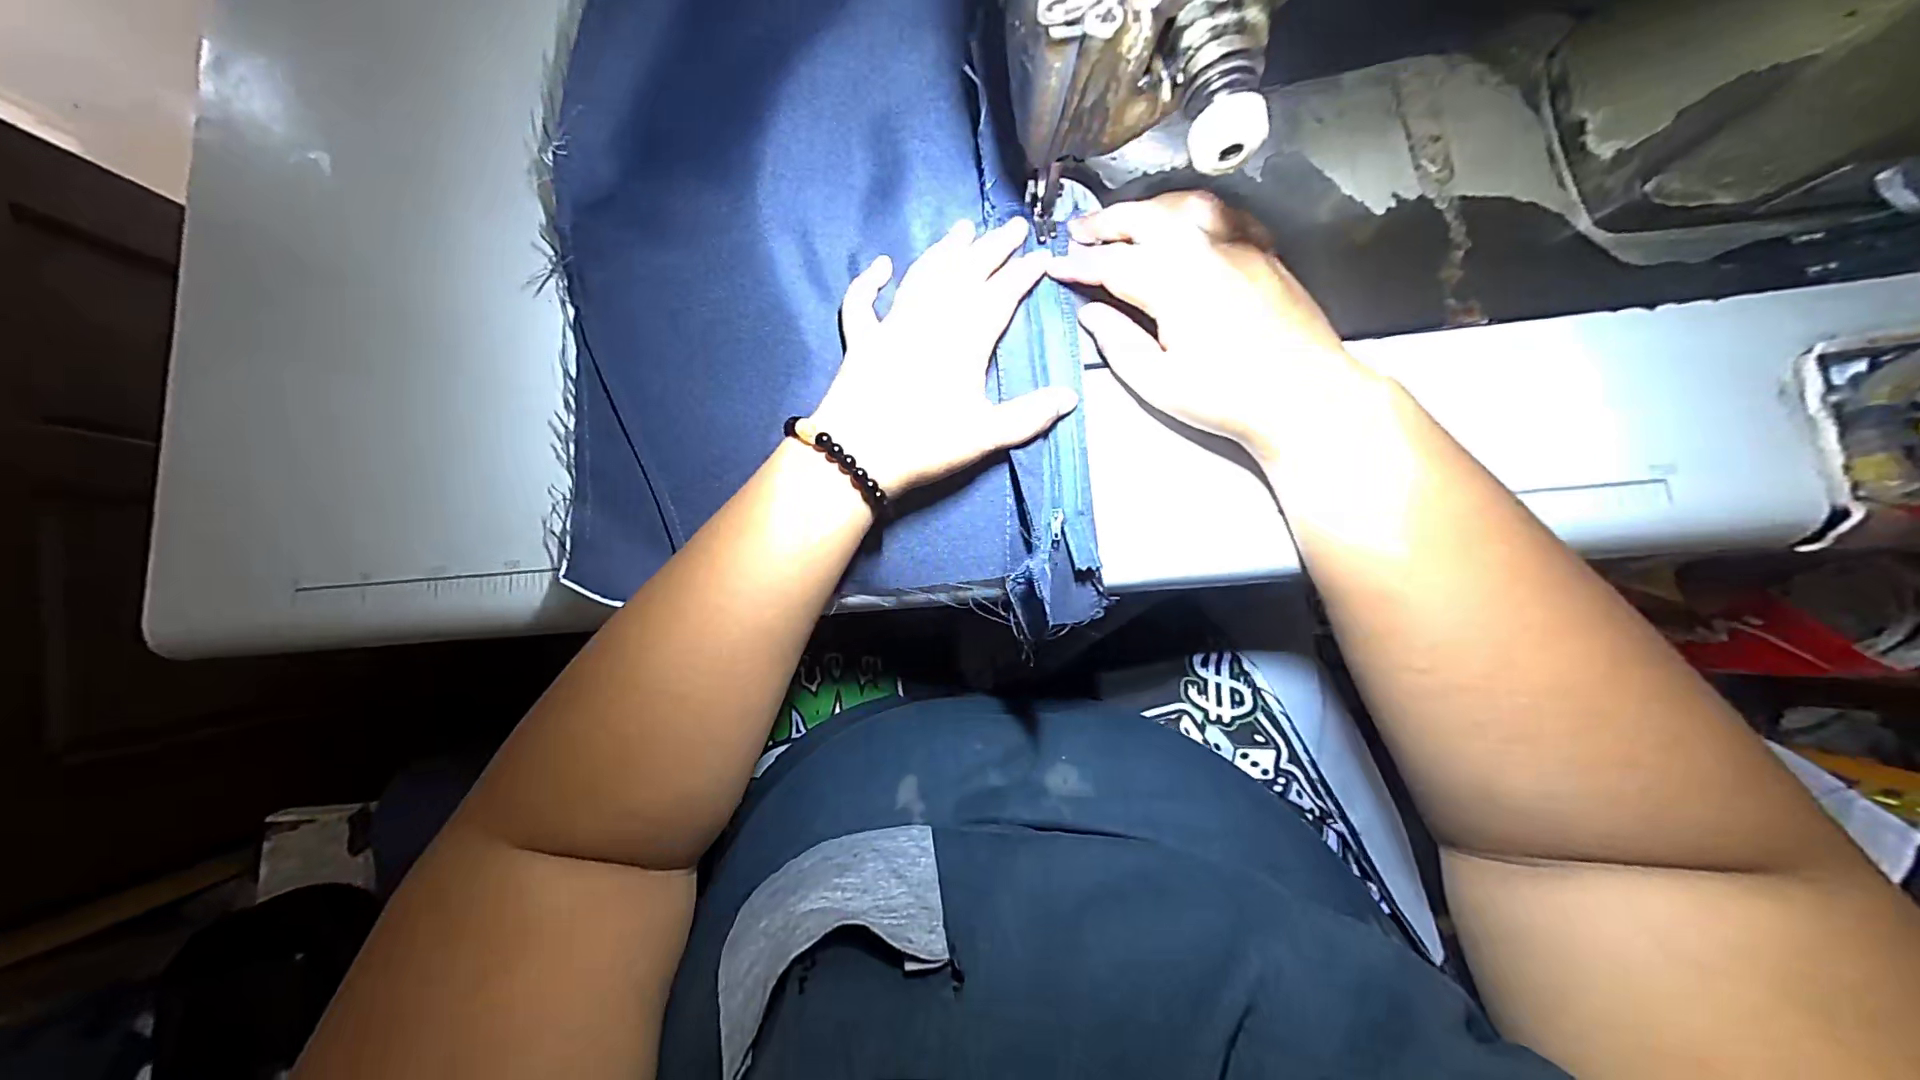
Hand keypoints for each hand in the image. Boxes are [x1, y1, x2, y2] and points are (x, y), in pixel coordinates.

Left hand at [801, 218, 1079, 495]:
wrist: (856, 456)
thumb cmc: (925, 445)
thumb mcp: (985, 436)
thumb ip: (1028, 416)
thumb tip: (1070, 398)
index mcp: (964, 341)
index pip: (1000, 296)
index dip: (1023, 275)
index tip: (1041, 257)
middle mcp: (929, 321)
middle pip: (964, 274)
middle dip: (991, 248)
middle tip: (1012, 225)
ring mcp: (891, 326)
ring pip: (921, 276)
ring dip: (943, 250)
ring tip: (961, 228)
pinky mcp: (860, 340)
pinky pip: (862, 302)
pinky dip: (869, 281)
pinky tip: (881, 266)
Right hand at [1047, 191, 1373, 457]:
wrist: (1304, 397)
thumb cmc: (1234, 397)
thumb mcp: (1158, 382)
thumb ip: (1118, 342)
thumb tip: (1093, 316)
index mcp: (1176, 283)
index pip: (1113, 264)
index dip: (1079, 265)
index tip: (1058, 266)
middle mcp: (1209, 252)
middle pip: (1146, 219)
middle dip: (1107, 222)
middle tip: (1081, 231)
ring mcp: (1241, 248)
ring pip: (1186, 206)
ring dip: (1149, 209)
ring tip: (1127, 220)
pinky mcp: (1264, 255)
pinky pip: (1226, 217)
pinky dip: (1196, 214)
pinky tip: (1188, 225)